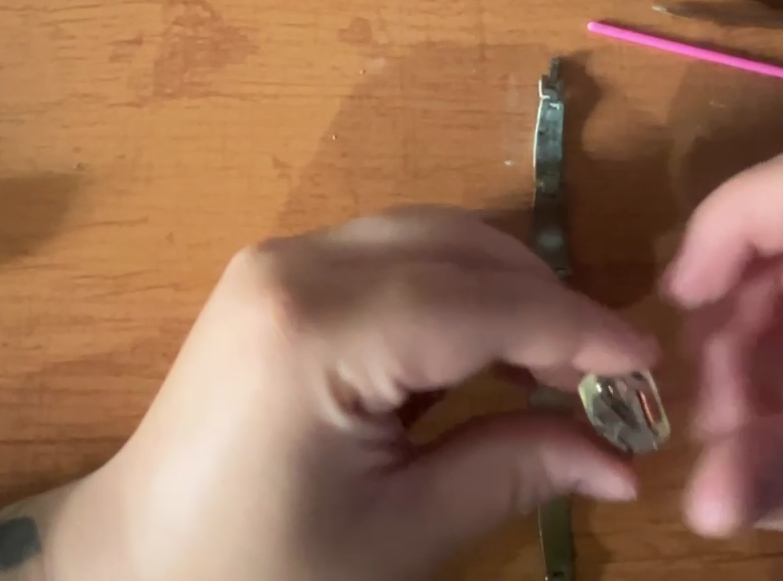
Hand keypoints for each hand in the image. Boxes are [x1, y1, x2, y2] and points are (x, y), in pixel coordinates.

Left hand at [51, 209, 658, 580]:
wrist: (137, 558)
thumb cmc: (261, 569)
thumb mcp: (399, 536)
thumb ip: (513, 469)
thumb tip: (622, 457)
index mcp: (318, 330)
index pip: (475, 303)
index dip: (571, 327)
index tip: (645, 359)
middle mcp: (296, 264)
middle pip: (452, 247)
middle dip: (539, 299)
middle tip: (603, 372)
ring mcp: (279, 256)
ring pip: (424, 236)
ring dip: (497, 285)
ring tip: (552, 361)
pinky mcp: (277, 268)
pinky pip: (388, 252)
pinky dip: (448, 285)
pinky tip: (480, 340)